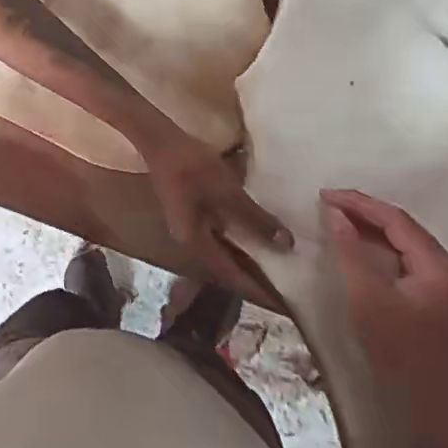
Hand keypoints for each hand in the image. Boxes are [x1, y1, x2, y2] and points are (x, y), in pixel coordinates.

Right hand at [143, 129, 291, 286]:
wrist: (159, 141)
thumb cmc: (191, 166)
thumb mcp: (227, 192)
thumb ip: (255, 220)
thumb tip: (287, 245)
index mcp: (195, 241)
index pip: (232, 276)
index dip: (259, 290)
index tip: (286, 307)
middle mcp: (190, 240)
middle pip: (227, 267)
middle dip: (255, 277)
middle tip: (288, 287)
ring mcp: (190, 226)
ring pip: (224, 251)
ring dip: (248, 259)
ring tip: (278, 263)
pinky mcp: (192, 212)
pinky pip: (222, 235)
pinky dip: (241, 241)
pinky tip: (257, 234)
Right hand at [324, 190, 447, 404]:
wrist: (438, 418)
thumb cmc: (401, 355)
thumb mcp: (367, 299)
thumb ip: (350, 252)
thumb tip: (335, 213)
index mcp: (445, 269)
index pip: (398, 220)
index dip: (359, 204)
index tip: (323, 194)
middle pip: (408, 232)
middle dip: (367, 215)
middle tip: (327, 206)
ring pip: (409, 248)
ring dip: (374, 233)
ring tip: (337, 223)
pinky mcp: (445, 309)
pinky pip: (410, 265)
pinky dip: (383, 252)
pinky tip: (361, 252)